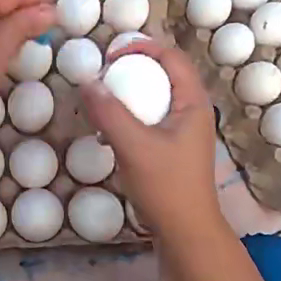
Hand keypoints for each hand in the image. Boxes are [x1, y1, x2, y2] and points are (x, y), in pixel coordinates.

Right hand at [80, 40, 223, 239]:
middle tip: (101, 76)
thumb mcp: (133, 146)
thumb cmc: (166, 187)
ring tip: (101, 105)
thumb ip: (109, 112)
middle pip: (163, 75)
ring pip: (154, 100)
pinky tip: (108, 135)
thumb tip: (86, 82)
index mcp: (194, 103)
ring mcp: (184, 132)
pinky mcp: (173, 150)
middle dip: (131, 71)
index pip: (172, 57)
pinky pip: (150, 121)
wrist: (186, 233)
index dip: (142, 47)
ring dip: (128, 96)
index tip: (109, 56)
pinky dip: (129, 119)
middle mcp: (193, 112)